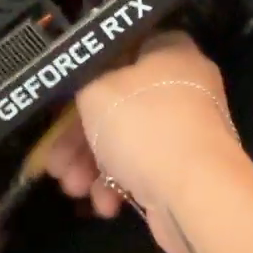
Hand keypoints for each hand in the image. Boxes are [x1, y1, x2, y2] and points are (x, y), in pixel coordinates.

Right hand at [40, 31, 246, 252]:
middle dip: (81, 136)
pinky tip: (105, 204)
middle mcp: (184, 82)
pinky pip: (146, 164)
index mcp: (170, 49)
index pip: (122, 52)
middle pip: (120, 101)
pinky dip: (121, 181)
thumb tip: (93, 82)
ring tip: (73, 188)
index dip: (87, 78)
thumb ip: (86, 81)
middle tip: (56, 162)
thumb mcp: (97, 91)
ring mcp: (188, 124)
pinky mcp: (187, 164)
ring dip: (94, 164)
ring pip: (129, 137)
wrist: (196, 191)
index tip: (61, 105)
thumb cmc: (144, 125)